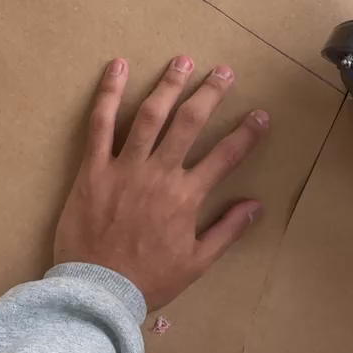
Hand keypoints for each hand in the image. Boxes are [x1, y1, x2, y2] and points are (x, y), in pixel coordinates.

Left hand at [53, 56, 268, 309]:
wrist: (99, 291)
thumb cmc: (149, 281)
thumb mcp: (196, 263)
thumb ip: (227, 231)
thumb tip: (256, 206)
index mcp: (187, 198)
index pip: (225, 157)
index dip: (247, 134)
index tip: (260, 116)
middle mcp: (159, 174)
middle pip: (190, 123)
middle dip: (210, 94)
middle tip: (224, 72)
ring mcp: (124, 168)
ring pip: (150, 115)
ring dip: (168, 85)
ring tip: (182, 61)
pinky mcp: (93, 170)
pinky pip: (99, 124)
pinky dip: (109, 94)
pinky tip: (118, 67)